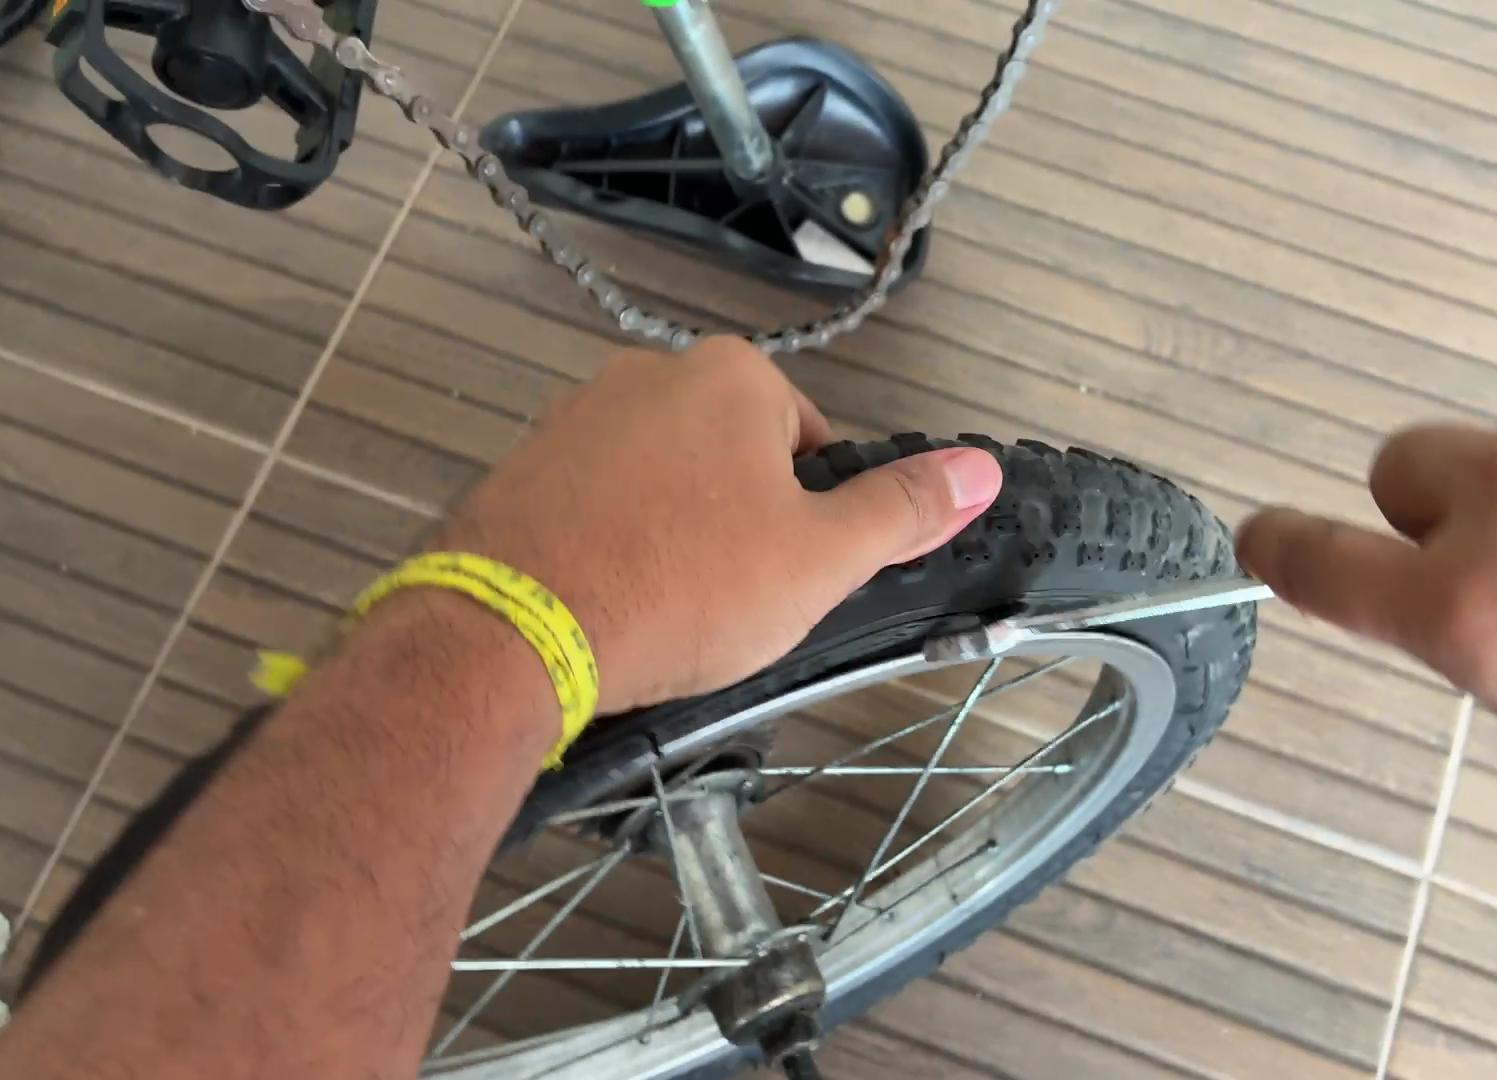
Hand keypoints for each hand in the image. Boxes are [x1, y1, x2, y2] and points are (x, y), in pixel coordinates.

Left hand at [432, 337, 1002, 715]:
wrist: (514, 630)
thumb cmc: (686, 584)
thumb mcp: (819, 557)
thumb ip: (902, 509)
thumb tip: (983, 469)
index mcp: (733, 378)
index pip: (810, 442)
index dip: (813, 513)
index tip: (789, 567)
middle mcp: (651, 373)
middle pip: (737, 458)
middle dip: (747, 521)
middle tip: (733, 594)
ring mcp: (577, 415)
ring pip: (669, 480)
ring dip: (684, 532)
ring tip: (672, 601)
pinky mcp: (525, 465)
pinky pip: (603, 499)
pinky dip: (621, 539)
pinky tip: (615, 593)